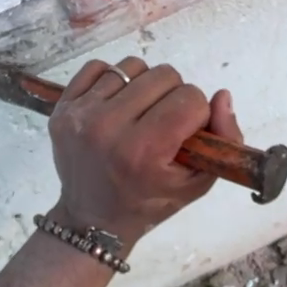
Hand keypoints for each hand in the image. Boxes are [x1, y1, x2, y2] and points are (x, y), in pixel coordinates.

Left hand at [46, 57, 241, 245]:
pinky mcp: (63, 107)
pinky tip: (116, 107)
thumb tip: (222, 96)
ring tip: (140, 115)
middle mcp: (109, 128)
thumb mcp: (197, 182)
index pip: (190, 99)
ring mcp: (81, 115)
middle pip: (164, 76)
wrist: (92, 219)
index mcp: (143, 151)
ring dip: (144, 87)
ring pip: (133, 67)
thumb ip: (223, 140)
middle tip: (164, 125)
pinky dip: (114, 81)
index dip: (197, 115)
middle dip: (174, 97)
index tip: (186, 135)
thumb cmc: (150, 203)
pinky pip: (99, 67)